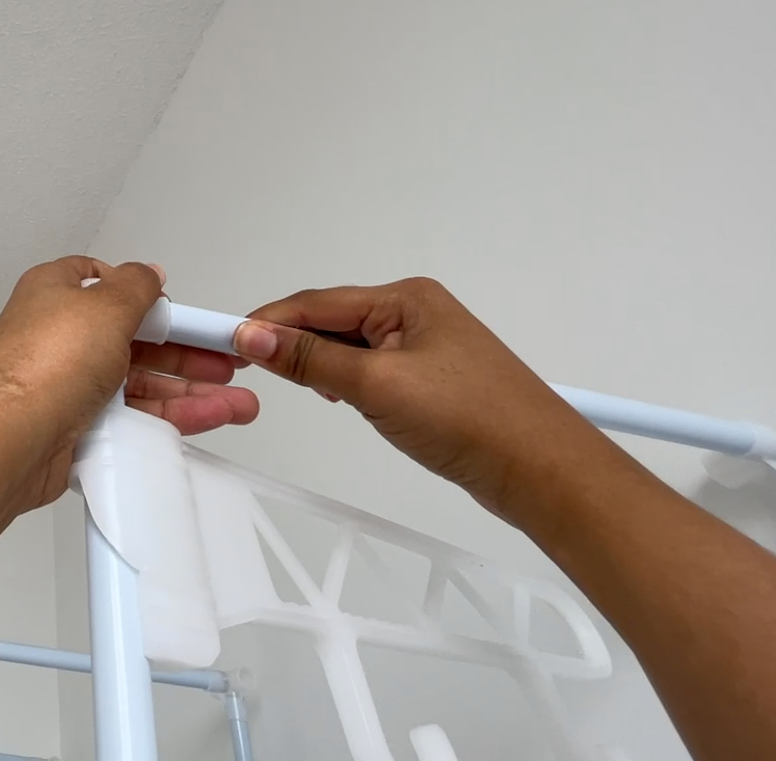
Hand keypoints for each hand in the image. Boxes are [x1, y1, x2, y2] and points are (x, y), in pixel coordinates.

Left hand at [0, 257, 258, 513]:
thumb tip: (148, 272)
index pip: (103, 282)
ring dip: (188, 389)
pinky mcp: (75, 422)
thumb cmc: (48, 363)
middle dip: (184, 350)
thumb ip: (136, 286)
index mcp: (55, 293)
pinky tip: (207, 418)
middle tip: (229, 363)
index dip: (143, 293)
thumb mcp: (105, 306)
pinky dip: (168, 415)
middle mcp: (58, 335)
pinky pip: (130, 414)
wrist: (11, 440)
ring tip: (238, 403)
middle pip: (131, 336)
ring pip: (136, 380)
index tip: (178, 310)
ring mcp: (66, 380)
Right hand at [233, 278, 600, 522]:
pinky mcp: (425, 375)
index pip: (314, 302)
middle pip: (327, 320)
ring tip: (312, 389)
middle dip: (293, 344)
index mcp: (404, 298)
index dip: (267, 322)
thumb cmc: (473, 422)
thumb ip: (307, 357)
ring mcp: (421, 344)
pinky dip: (342, 379)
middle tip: (258, 371)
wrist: (548, 477)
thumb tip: (251, 335)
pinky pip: (364, 365)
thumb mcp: (375, 384)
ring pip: (343, 345)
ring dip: (318, 364)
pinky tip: (339, 396)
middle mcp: (412, 312)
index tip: (226, 341)